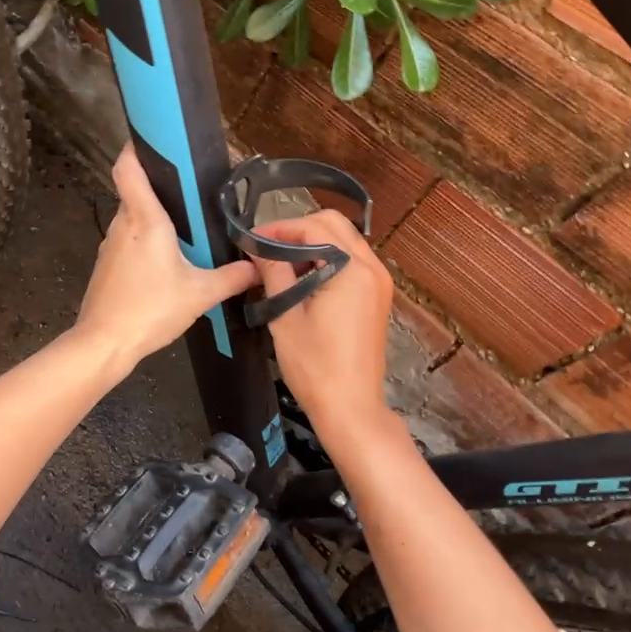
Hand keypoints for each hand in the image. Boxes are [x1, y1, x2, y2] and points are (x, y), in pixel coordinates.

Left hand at [74, 145, 259, 370]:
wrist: (105, 342)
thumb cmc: (151, 308)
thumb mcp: (200, 293)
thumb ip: (232, 277)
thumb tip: (256, 267)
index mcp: (145, 219)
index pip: (128, 168)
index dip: (136, 148)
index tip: (152, 140)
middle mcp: (123, 223)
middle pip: (136, 192)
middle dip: (161, 190)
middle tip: (191, 194)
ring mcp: (111, 244)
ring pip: (133, 218)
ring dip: (154, 220)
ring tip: (185, 231)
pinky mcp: (106, 264)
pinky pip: (128, 240)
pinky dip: (145, 242)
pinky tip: (165, 261)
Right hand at [250, 211, 393, 425]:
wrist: (350, 407)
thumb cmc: (314, 365)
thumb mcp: (285, 314)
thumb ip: (273, 272)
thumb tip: (257, 247)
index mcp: (352, 270)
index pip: (313, 227)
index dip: (278, 228)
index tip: (252, 241)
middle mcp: (372, 269)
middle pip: (333, 224)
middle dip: (296, 230)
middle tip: (265, 247)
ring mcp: (378, 282)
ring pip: (343, 240)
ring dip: (311, 243)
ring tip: (279, 264)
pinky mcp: (376, 296)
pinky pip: (350, 261)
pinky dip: (325, 259)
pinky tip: (301, 279)